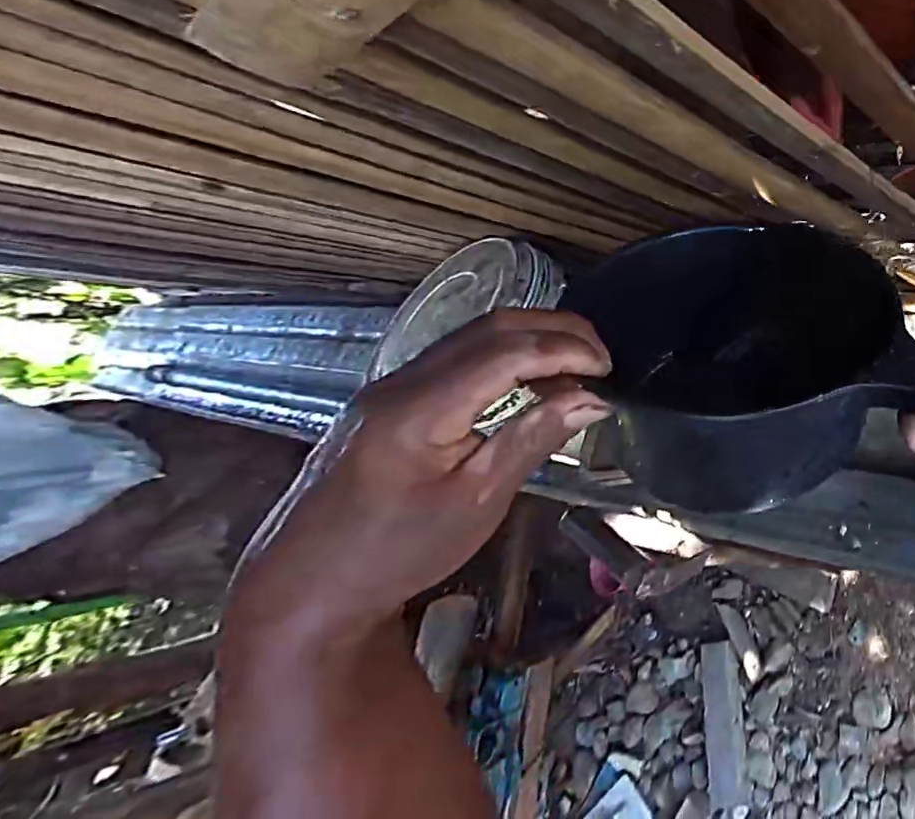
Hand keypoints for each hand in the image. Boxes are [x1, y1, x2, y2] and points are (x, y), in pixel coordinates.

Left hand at [230, 309, 611, 638]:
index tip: (608, 371)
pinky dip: (512, 354)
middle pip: (493, 327)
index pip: (507, 352)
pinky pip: (464, 355)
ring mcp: (394, 386)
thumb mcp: (479, 501)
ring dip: (537, 338)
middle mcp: (402, 382)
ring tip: (580, 365)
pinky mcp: (396, 398)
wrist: (306, 588)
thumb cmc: (397, 551)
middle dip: (559, 330)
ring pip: (478, 334)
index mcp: (420, 409)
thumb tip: (594, 399)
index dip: (566, 350)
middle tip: (603, 358)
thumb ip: (535, 437)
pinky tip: (536, 381)